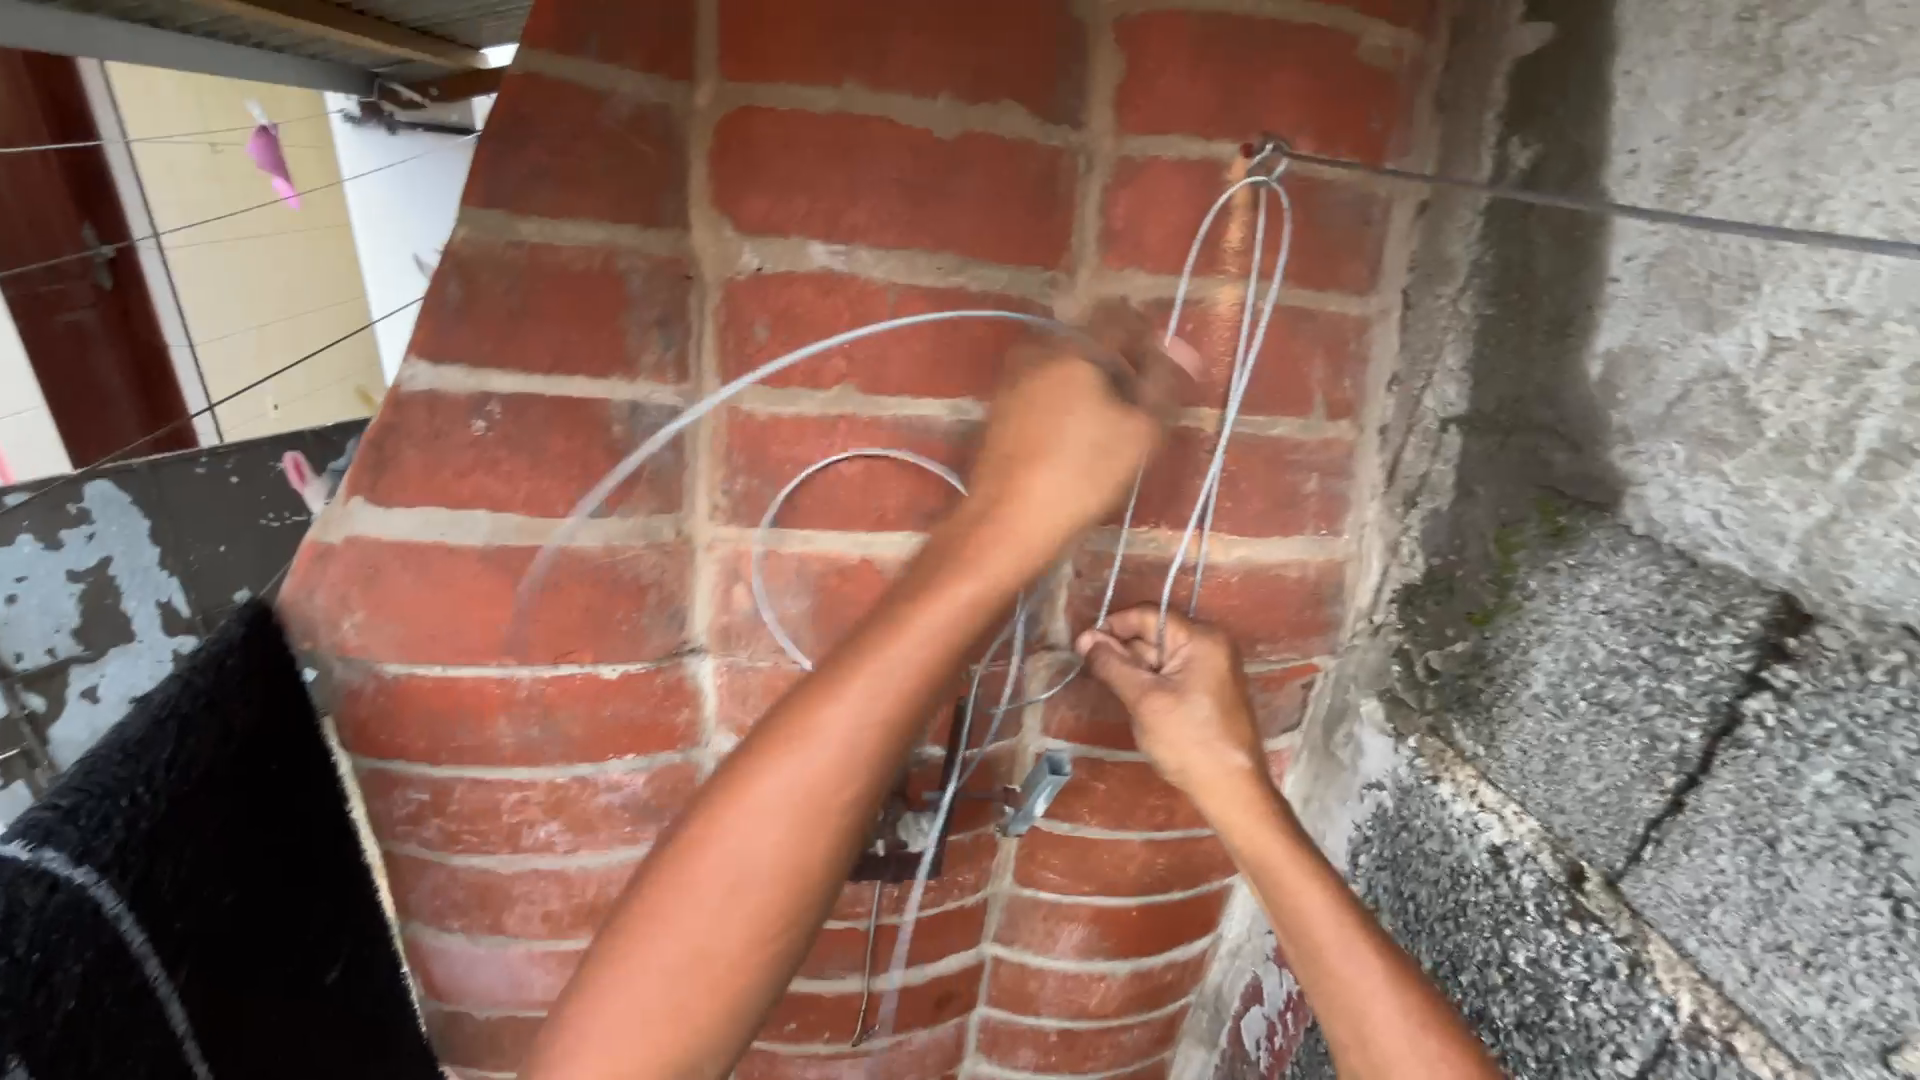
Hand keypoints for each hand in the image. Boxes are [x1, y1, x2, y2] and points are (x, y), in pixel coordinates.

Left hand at [962, 302, 1198, 564]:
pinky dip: (1062, 405)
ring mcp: (1010, 382)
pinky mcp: (996, 413)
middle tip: (1137, 406)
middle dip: (1116, 365)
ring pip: (1062, 369)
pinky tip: (1072, 443)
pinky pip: (1041, 394)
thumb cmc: (1083, 473)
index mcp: (1074, 346)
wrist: (1010, 519)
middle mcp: (1036, 353)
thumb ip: (1164, 383)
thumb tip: (1180, 350)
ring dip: (1088, 387)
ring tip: (1106, 430)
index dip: (1147, 339)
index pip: (1121, 318)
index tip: (1161, 372)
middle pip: (1088, 343)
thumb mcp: (1141, 431)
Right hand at [1075, 606, 1268, 805]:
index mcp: (1200, 638)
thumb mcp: (1143, 699)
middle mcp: (1210, 644)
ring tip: (1111, 688)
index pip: (1146, 615)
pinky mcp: (1207, 688)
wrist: (1230, 789)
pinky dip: (1149, 681)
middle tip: (1092, 673)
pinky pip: (1171, 672)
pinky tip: (1133, 699)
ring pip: (1159, 655)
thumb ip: (1112, 664)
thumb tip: (1084, 638)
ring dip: (1133, 668)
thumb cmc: (1187, 740)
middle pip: (1153, 633)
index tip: (1083, 648)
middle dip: (1122, 650)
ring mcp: (1211, 667)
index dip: (1112, 627)